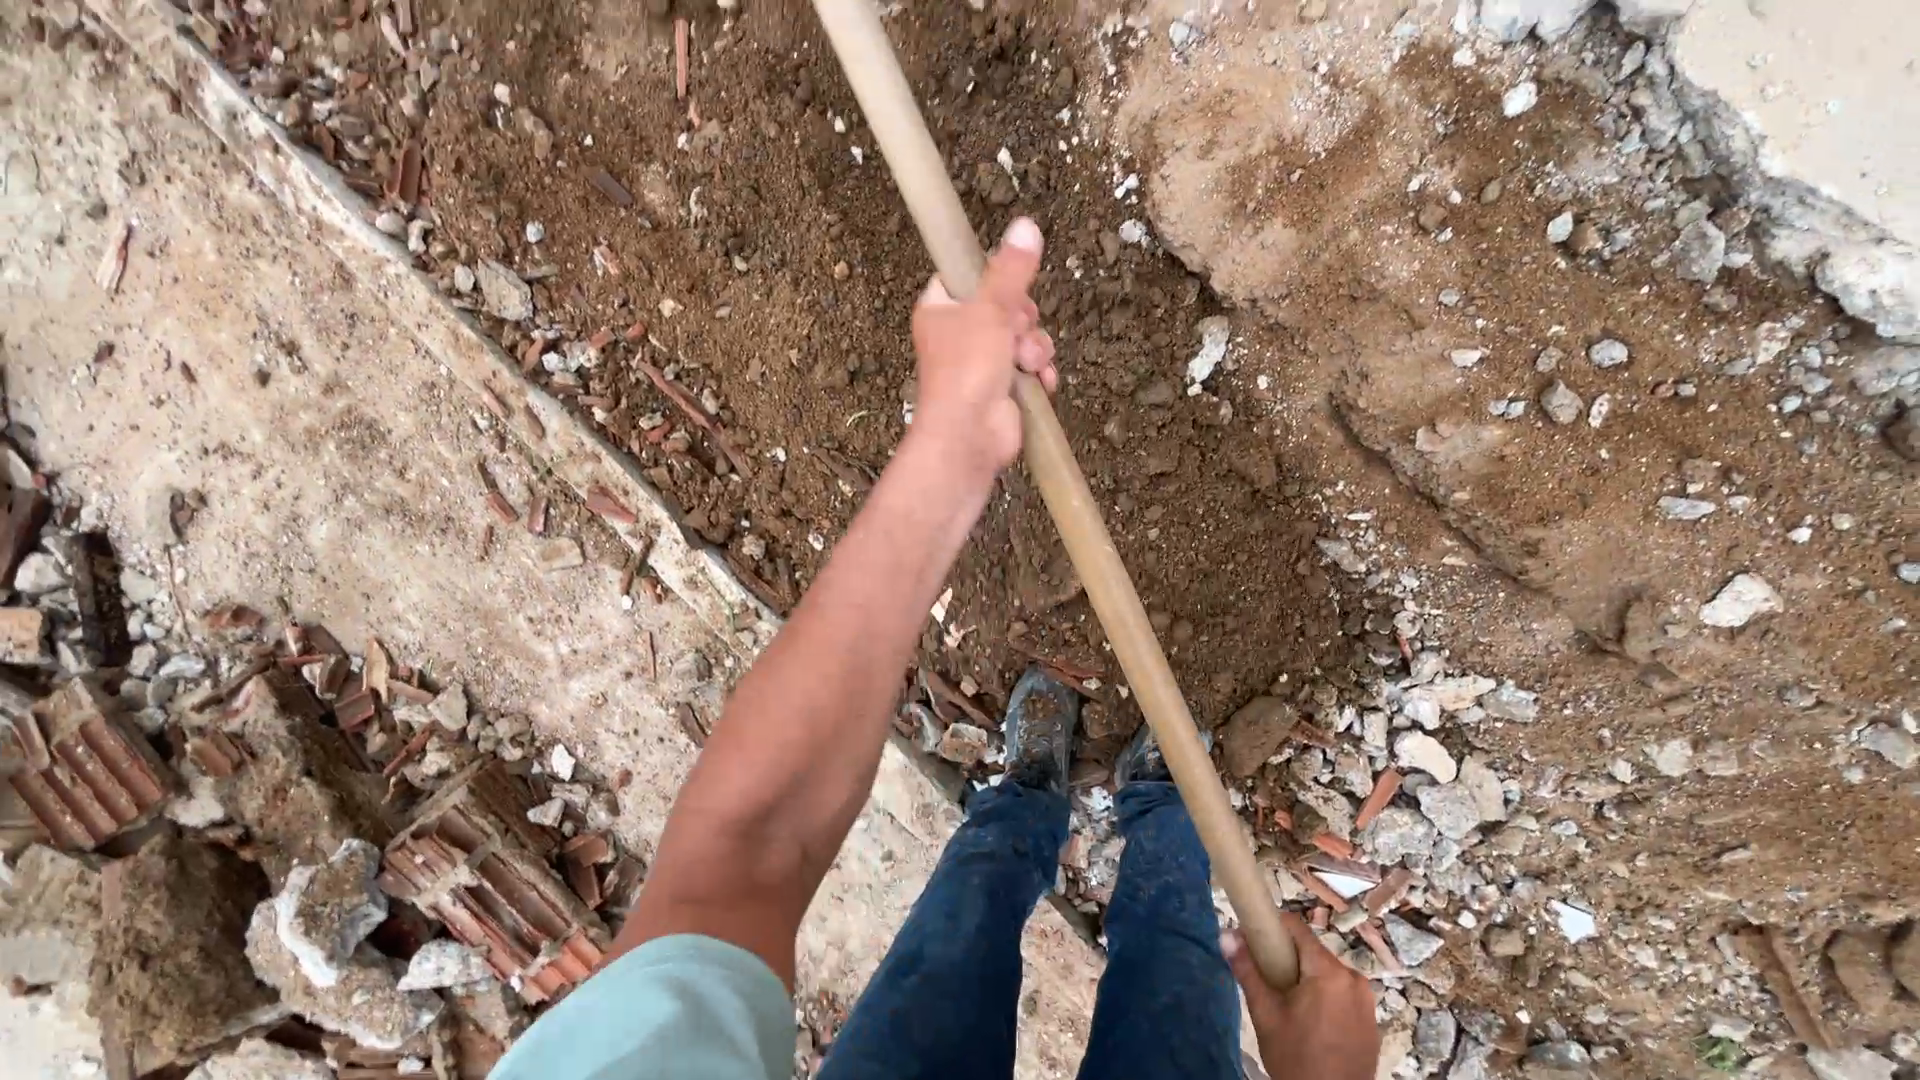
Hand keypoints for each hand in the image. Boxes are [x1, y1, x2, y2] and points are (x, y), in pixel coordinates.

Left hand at [906, 217, 1056, 483]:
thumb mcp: (990, 309)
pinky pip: (1032, 367)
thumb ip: (1011, 270)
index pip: (968, 277)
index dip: (994, 278)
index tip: (1007, 286)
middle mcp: (959, 334)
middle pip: (1006, 306)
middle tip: (1016, 330)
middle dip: (1023, 320)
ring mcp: (982, 363)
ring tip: (1026, 363)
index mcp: (941, 309)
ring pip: (1025, 337)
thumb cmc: (966, 370)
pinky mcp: (1004, 388)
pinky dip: (1039, 374)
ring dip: (1035, 349)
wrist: (969, 435)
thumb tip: (1026, 225)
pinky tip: (1038, 381)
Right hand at [1222, 916, 1379, 1079]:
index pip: (1296, 928)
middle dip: (1287, 960)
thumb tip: (1226, 934)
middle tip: (1268, 983)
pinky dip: (1324, 997)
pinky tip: (1311, 1022)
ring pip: (1325, 972)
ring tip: (1288, 1006)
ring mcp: (1366, 1000)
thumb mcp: (1265, 1014)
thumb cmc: (1296, 1059)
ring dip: (1305, 979)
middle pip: (1311, 951)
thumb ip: (1247, 970)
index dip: (1271, 928)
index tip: (1252, 942)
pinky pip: (1341, 993)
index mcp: (1329, 972)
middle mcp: (1354, 979)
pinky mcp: (1371, 1019)